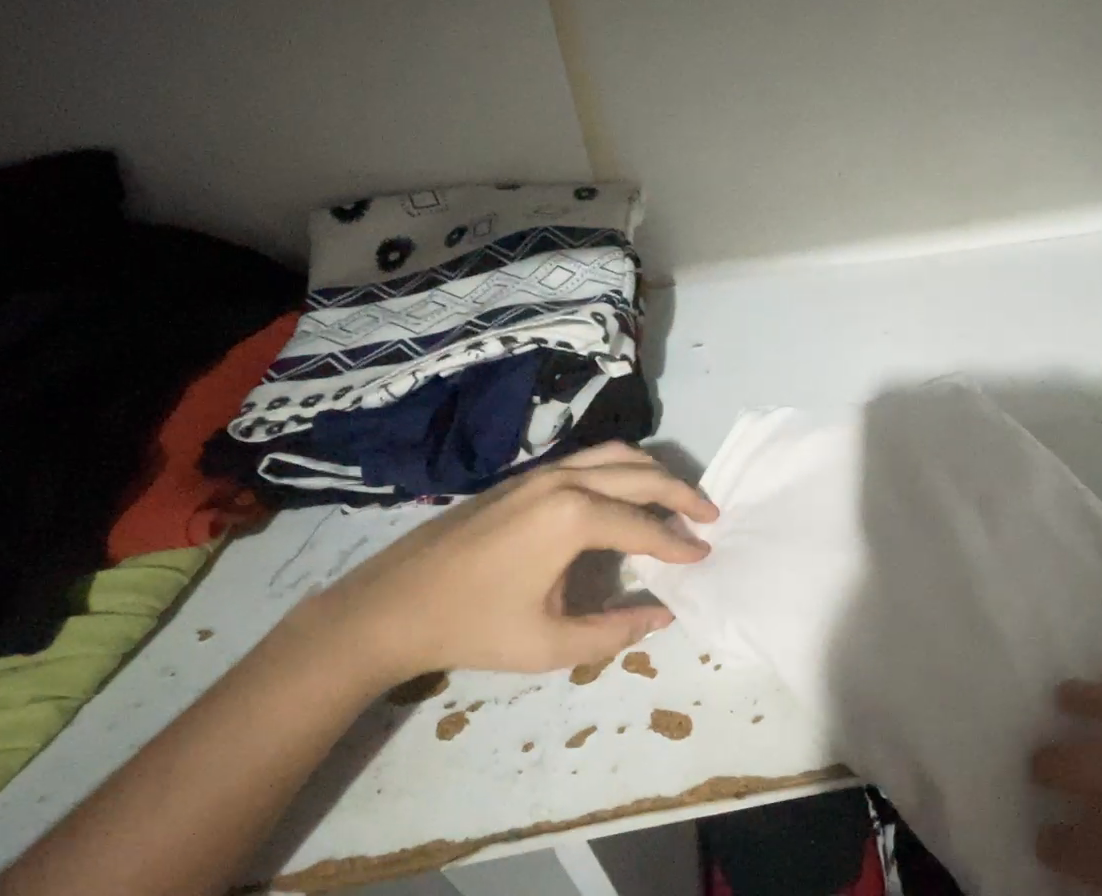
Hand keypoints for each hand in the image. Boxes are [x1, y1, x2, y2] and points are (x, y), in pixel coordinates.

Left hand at [291, 442, 716, 689]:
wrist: (391, 606)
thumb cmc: (472, 627)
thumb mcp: (550, 645)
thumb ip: (615, 631)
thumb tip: (663, 617)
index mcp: (573, 518)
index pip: (645, 527)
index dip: (680, 545)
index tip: (706, 556)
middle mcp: (564, 481)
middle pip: (641, 476)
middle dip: (682, 495)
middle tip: (710, 516)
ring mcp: (541, 473)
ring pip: (616, 456)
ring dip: (654, 475)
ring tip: (677, 500)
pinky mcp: (524, 477)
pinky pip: (591, 460)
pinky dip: (624, 471)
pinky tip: (627, 496)